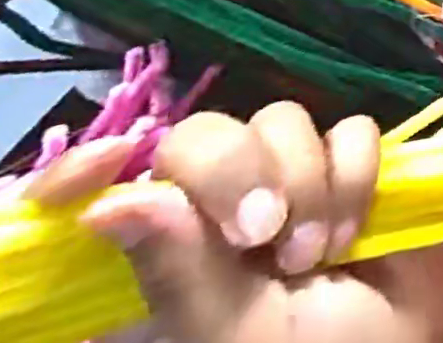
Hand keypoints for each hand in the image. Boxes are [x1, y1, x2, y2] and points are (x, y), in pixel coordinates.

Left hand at [30, 104, 442, 342]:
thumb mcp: (226, 333)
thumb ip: (178, 268)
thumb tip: (111, 204)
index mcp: (157, 254)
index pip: (95, 192)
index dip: (85, 168)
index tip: (109, 159)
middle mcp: (214, 206)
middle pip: (204, 133)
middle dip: (236, 170)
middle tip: (262, 232)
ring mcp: (288, 177)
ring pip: (284, 121)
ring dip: (309, 184)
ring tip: (316, 252)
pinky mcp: (348, 163)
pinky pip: (353, 130)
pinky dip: (357, 173)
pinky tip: (355, 227)